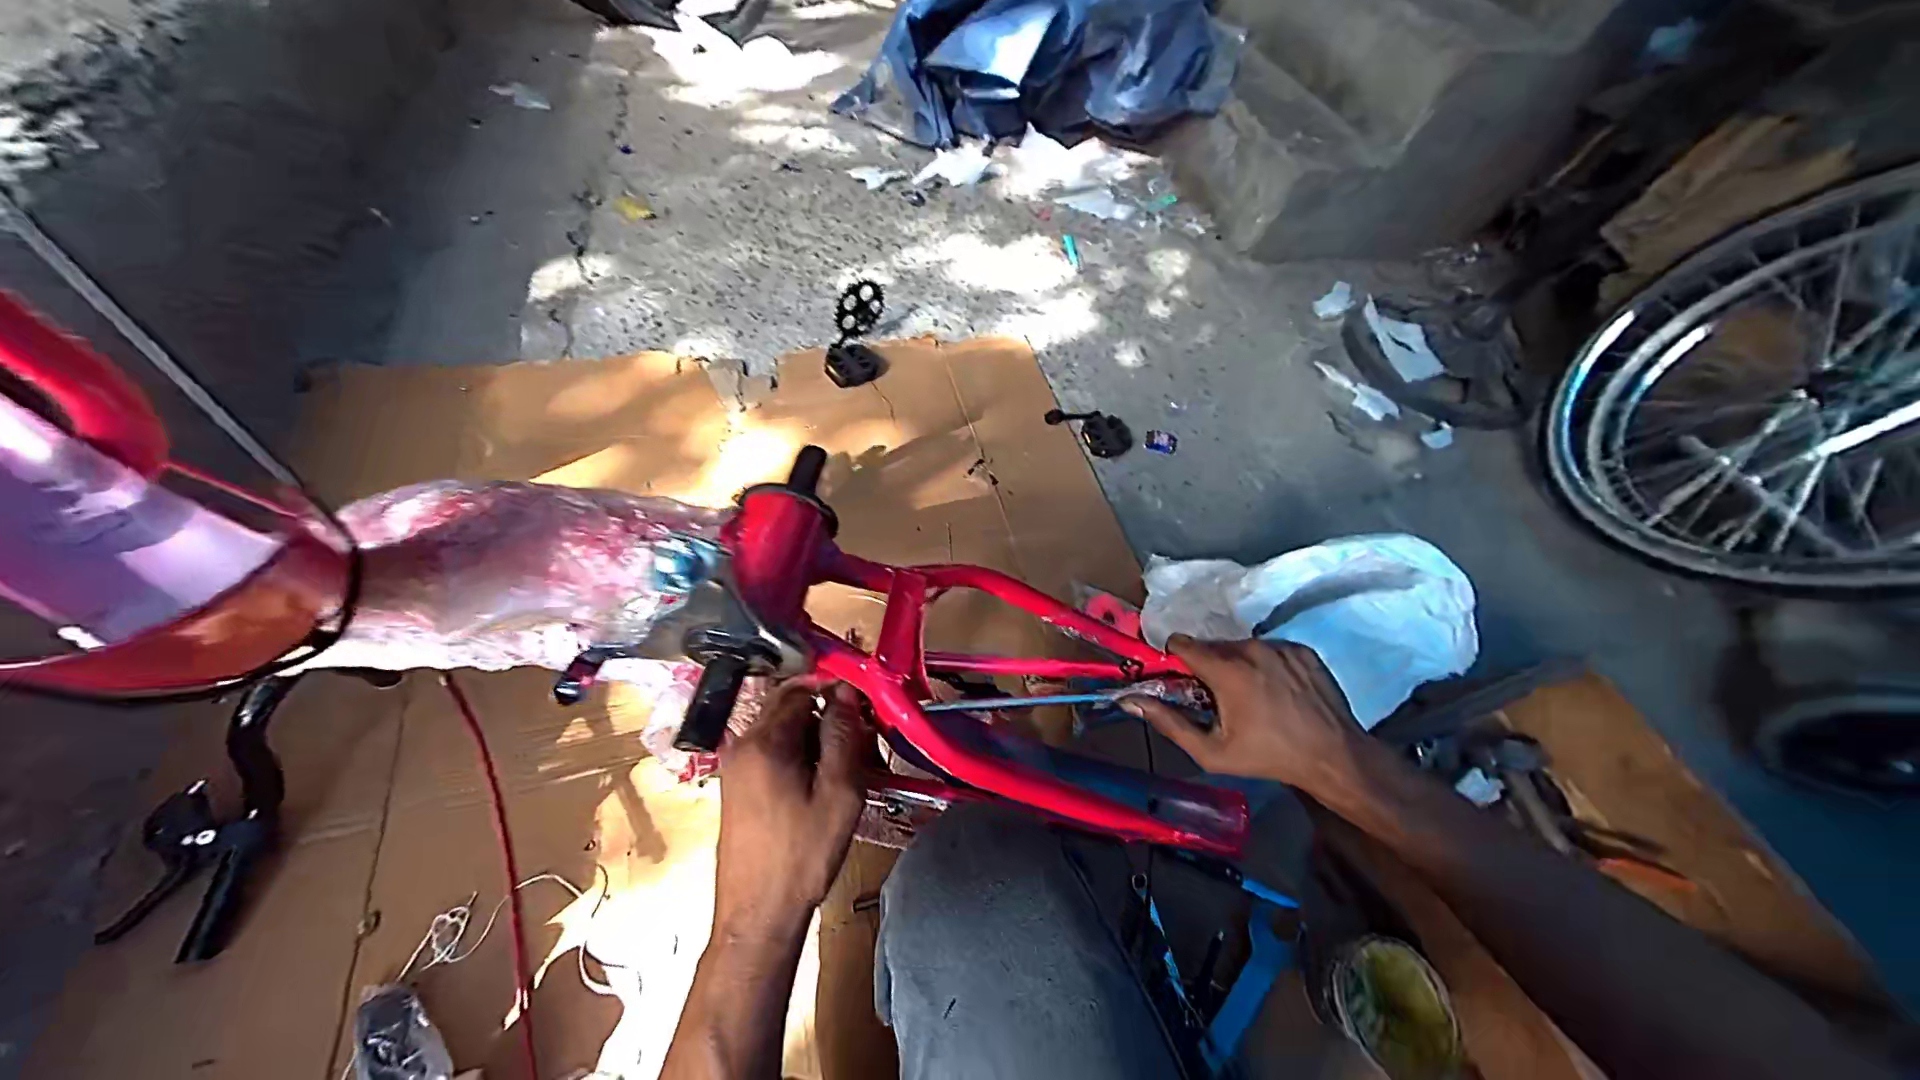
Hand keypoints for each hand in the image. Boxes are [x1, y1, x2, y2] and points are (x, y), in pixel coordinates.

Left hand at [712, 680, 866, 942]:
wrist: (757, 916)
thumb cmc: (803, 855)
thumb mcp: (838, 792)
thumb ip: (843, 735)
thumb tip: (847, 691)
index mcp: (764, 741)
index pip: (802, 688)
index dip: (836, 689)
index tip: (865, 703)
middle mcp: (742, 745)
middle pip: (789, 705)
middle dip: (827, 712)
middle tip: (861, 736)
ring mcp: (735, 766)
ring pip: (783, 729)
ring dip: (816, 736)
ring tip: (847, 765)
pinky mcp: (737, 786)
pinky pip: (772, 751)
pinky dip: (800, 754)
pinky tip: (822, 782)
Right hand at [1122, 635, 1367, 796]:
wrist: (1335, 757)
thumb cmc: (1267, 756)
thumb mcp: (1211, 751)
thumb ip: (1168, 723)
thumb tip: (1132, 702)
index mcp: (1226, 668)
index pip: (1181, 643)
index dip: (1175, 660)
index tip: (1182, 681)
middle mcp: (1251, 648)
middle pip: (1211, 646)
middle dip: (1207, 667)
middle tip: (1219, 698)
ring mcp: (1279, 645)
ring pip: (1240, 647)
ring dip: (1236, 665)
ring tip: (1252, 697)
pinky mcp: (1301, 648)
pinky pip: (1268, 648)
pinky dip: (1264, 665)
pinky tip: (1277, 692)